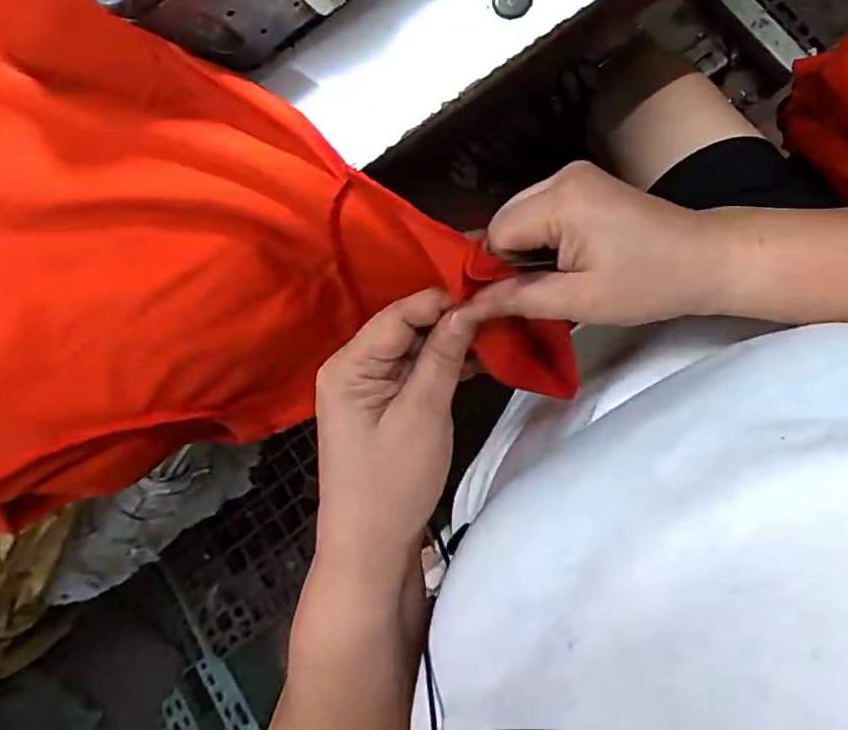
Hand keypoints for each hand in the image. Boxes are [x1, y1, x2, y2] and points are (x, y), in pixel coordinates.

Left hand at [313, 289, 477, 566]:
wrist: (371, 550)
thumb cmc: (392, 483)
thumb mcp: (423, 414)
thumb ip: (443, 356)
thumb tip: (467, 308)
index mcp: (349, 364)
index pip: (399, 314)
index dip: (442, 302)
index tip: (488, 297)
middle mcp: (352, 365)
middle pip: (406, 327)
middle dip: (450, 319)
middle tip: (498, 312)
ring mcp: (367, 384)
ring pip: (414, 347)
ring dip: (451, 341)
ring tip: (496, 332)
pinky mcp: (382, 401)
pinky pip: (414, 370)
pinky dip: (443, 364)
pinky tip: (477, 359)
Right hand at [469, 160, 723, 325]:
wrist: (708, 258)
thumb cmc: (650, 283)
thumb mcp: (581, 300)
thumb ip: (519, 298)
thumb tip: (467, 307)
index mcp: (560, 199)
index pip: (496, 233)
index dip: (492, 270)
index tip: (501, 302)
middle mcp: (561, 176)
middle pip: (506, 219)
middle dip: (508, 258)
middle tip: (527, 295)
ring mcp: (574, 174)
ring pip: (521, 214)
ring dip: (524, 248)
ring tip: (550, 279)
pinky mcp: (585, 182)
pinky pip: (542, 208)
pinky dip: (542, 235)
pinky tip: (561, 259)